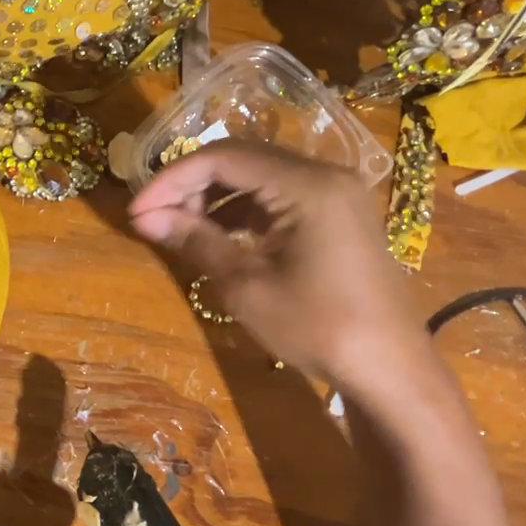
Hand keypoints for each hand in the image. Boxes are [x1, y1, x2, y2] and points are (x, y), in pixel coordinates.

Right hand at [127, 140, 433, 396]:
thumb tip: (144, 218)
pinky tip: (215, 235)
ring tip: (177, 228)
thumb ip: (195, 240)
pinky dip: (240, 209)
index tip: (136, 210)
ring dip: (212, 196)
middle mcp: (325, 174)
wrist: (389, 367)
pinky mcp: (336, 213)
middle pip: (240, 158)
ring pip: (257, 176)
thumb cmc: (317, 326)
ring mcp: (335, 192)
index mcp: (307, 184)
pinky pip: (278, 195)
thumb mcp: (245, 285)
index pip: (223, 158)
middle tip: (152, 217)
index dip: (171, 180)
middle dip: (189, 184)